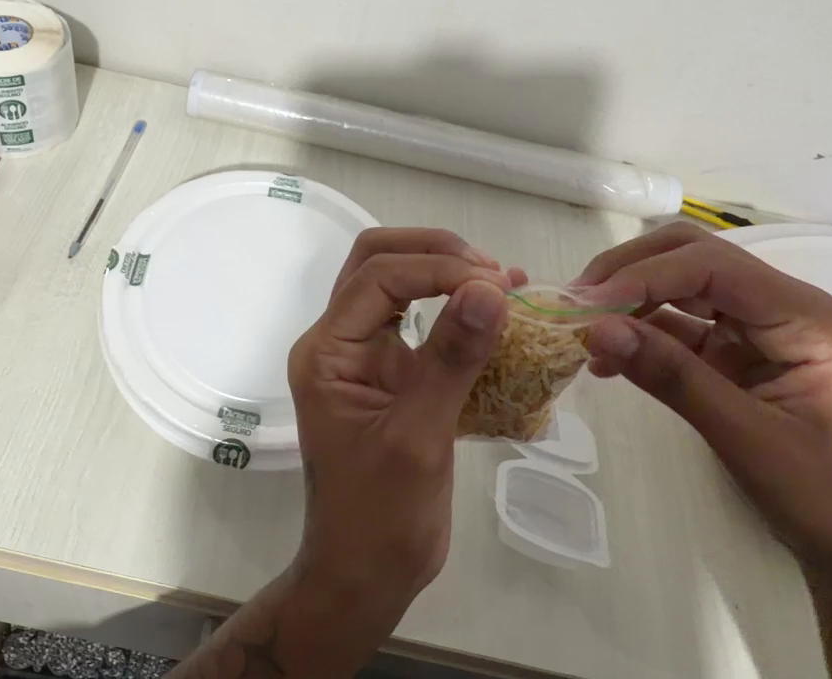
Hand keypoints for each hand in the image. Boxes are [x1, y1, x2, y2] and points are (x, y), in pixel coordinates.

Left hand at [166, 229, 510, 678]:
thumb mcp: (419, 438)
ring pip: (396, 285)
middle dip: (435, 255)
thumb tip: (490, 289)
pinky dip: (454, 310)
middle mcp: (338, 342)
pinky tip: (495, 314)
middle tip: (495, 273)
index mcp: (327, 351)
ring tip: (504, 282)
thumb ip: (451, 359)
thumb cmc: (380, 517)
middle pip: (378, 263)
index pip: (378, 276)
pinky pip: (418, 322)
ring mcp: (362, 357)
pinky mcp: (389, 375)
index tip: (497, 285)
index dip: (438, 268)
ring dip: (446, 275)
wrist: (364, 575)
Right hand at [571, 223, 831, 575]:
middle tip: (577, 301)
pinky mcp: (750, 355)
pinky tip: (611, 357)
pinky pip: (690, 326)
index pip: (712, 264)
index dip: (642, 274)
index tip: (584, 303)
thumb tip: (594, 329)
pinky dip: (648, 334)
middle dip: (633, 272)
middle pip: (698, 259)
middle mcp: (790, 308)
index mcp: (809, 317)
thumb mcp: (744, 437)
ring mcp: (769, 331)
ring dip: (634, 301)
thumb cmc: (828, 502)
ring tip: (585, 330)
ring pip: (688, 287)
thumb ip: (670, 375)